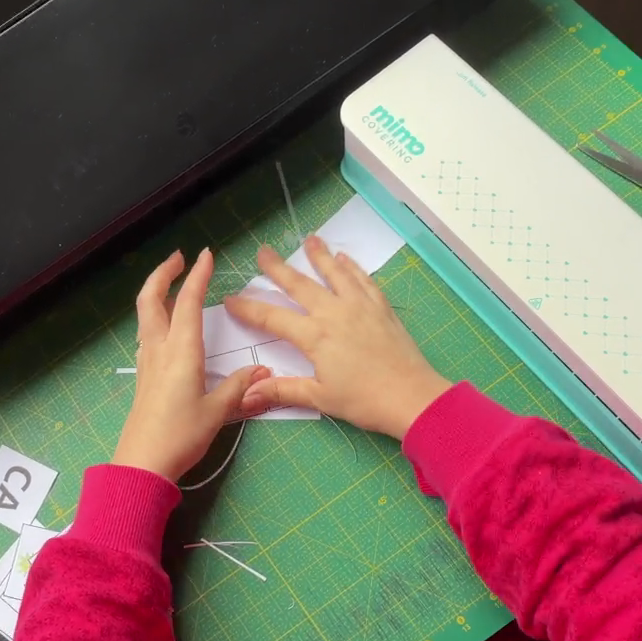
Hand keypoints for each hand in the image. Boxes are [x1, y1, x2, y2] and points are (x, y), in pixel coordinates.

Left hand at [113, 249, 267, 481]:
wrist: (143, 464)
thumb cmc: (181, 436)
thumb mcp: (218, 411)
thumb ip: (239, 388)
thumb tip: (263, 371)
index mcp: (181, 351)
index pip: (187, 302)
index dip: (197, 276)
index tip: (206, 255)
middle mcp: (159, 350)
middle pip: (151, 299)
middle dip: (163, 273)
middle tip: (178, 258)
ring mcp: (147, 363)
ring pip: (145, 316)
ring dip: (156, 292)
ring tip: (173, 285)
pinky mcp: (143, 377)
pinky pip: (146, 334)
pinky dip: (155, 316)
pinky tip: (166, 326)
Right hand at [226, 237, 450, 438]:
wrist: (411, 397)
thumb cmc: (363, 401)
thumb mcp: (319, 398)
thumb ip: (283, 390)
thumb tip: (248, 392)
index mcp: (314, 336)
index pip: (272, 318)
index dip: (248, 308)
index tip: (230, 299)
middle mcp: (334, 313)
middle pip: (300, 285)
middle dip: (278, 268)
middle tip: (263, 251)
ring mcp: (360, 306)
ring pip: (334, 274)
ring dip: (319, 256)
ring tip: (310, 239)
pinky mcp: (381, 308)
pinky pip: (363, 281)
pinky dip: (352, 268)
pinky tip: (345, 259)